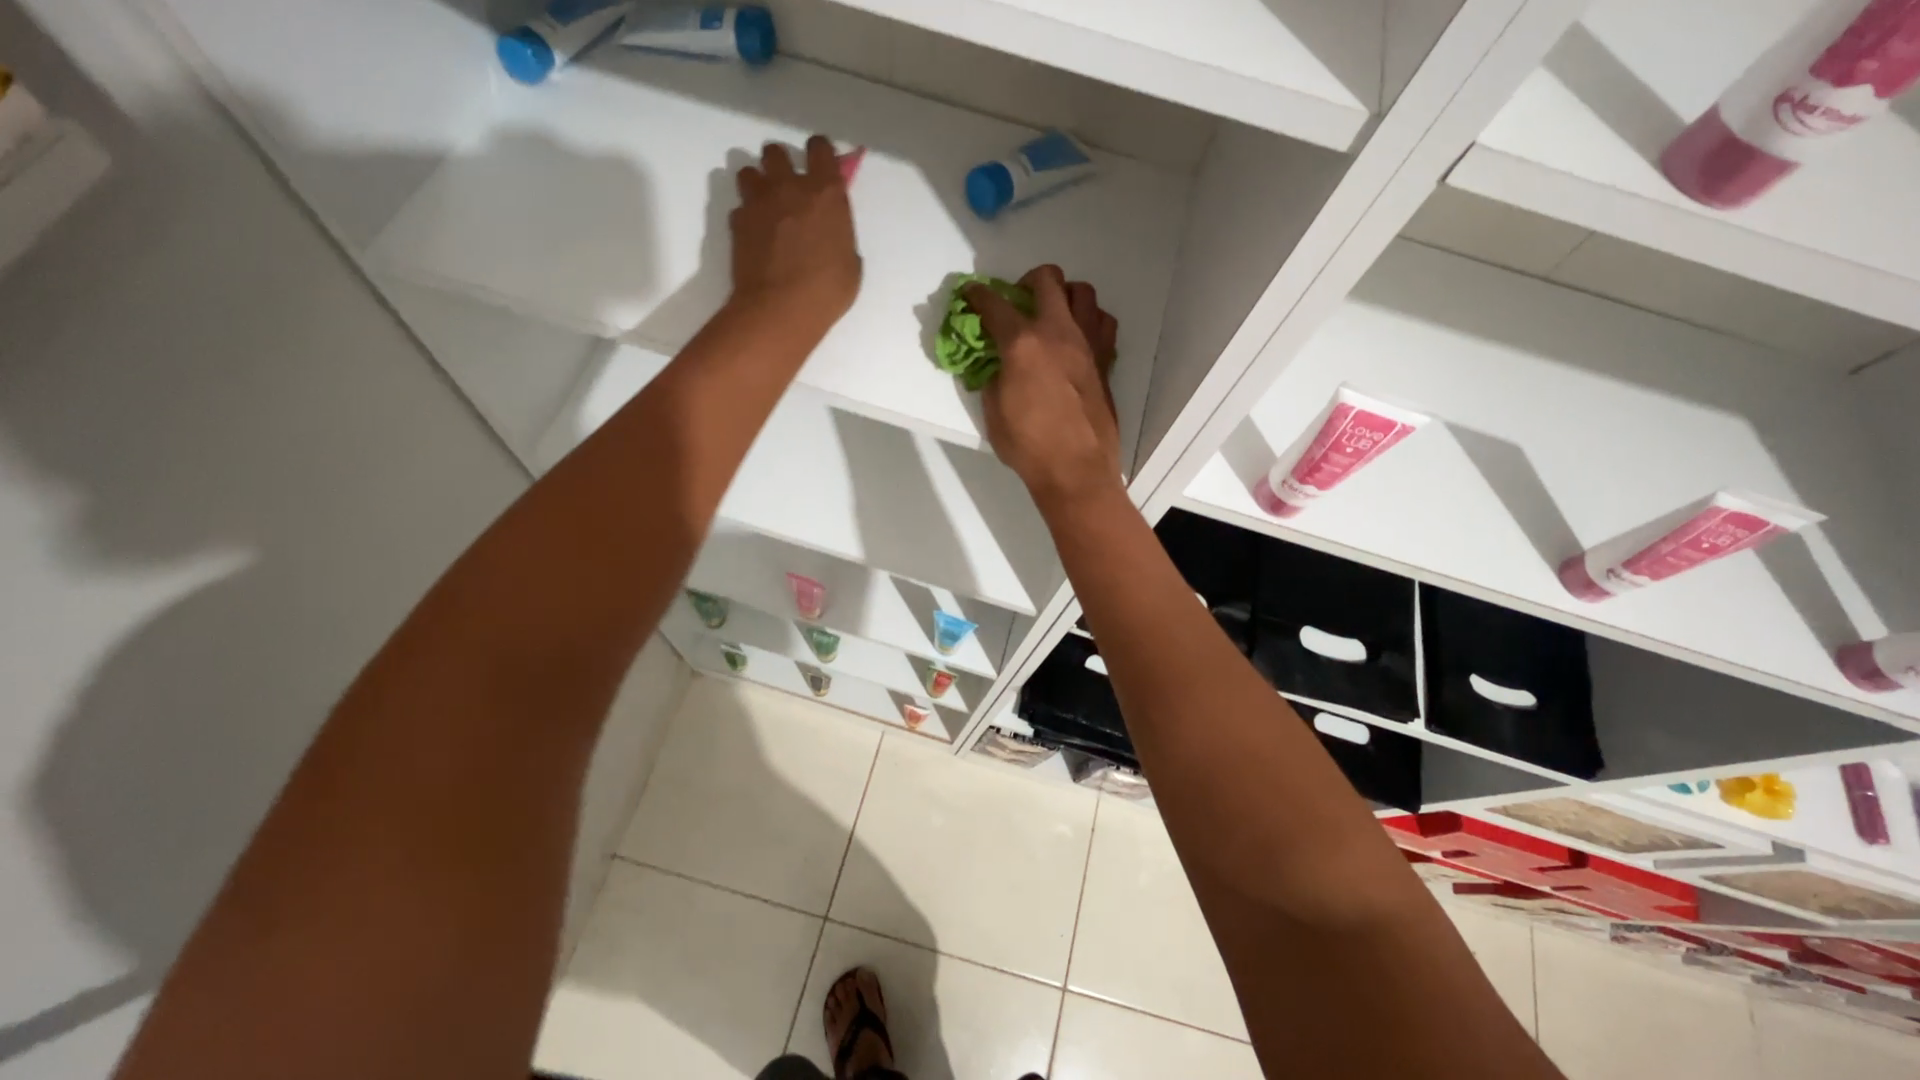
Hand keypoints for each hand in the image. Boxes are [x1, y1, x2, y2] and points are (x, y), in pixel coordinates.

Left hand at [730, 136, 861, 329]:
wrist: (780, 309)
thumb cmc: (826, 290)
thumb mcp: (850, 262)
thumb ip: (839, 234)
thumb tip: (830, 232)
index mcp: (826, 193)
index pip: (819, 148)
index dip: (818, 152)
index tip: (818, 163)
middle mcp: (790, 187)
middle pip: (775, 151)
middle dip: (779, 162)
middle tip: (785, 185)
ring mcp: (759, 202)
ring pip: (748, 171)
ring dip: (756, 183)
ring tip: (764, 206)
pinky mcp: (737, 221)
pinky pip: (739, 206)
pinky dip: (745, 215)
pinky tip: (753, 235)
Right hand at [965, 265, 1120, 505]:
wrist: (1076, 470)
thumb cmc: (1028, 446)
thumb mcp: (994, 411)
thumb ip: (994, 378)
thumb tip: (998, 366)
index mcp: (1022, 343)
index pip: (994, 304)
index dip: (977, 295)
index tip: (971, 294)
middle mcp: (1057, 332)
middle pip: (1046, 279)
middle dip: (1026, 282)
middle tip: (1017, 302)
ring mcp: (1086, 343)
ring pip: (1082, 292)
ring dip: (1063, 295)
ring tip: (1051, 315)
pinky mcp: (1105, 360)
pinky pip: (1102, 322)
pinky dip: (1089, 321)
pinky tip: (1077, 338)